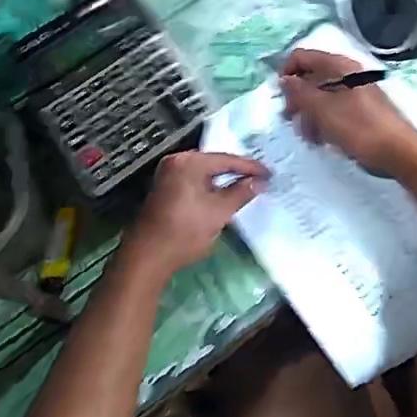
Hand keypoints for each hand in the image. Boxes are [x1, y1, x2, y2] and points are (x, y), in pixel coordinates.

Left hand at [121, 152, 268, 279]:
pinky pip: (194, 180)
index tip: (269, 174)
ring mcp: (168, 174)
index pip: (227, 159)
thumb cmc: (185, 231)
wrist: (148, 256)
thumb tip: (260, 182)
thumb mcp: (219, 212)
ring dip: (224, 179)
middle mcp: (176, 161)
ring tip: (246, 185)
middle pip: (214, 162)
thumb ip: (241, 193)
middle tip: (260, 177)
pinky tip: (223, 193)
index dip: (250, 167)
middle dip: (237, 171)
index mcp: (189, 162)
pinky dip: (210, 186)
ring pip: (204, 172)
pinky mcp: (165, 188)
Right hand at [280, 49, 416, 176]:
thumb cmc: (360, 129)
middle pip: (312, 76)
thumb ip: (300, 92)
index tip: (281, 97)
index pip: (302, 57)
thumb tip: (284, 79)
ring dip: (310, 113)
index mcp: (339, 66)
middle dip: (298, 97)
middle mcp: (348, 73)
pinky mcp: (362, 109)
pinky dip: (324, 120)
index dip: (287, 73)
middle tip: (291, 119)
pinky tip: (323, 138)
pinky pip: (335, 108)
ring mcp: (356, 91)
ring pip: (322, 95)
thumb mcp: (323, 111)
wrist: (399, 152)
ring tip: (309, 135)